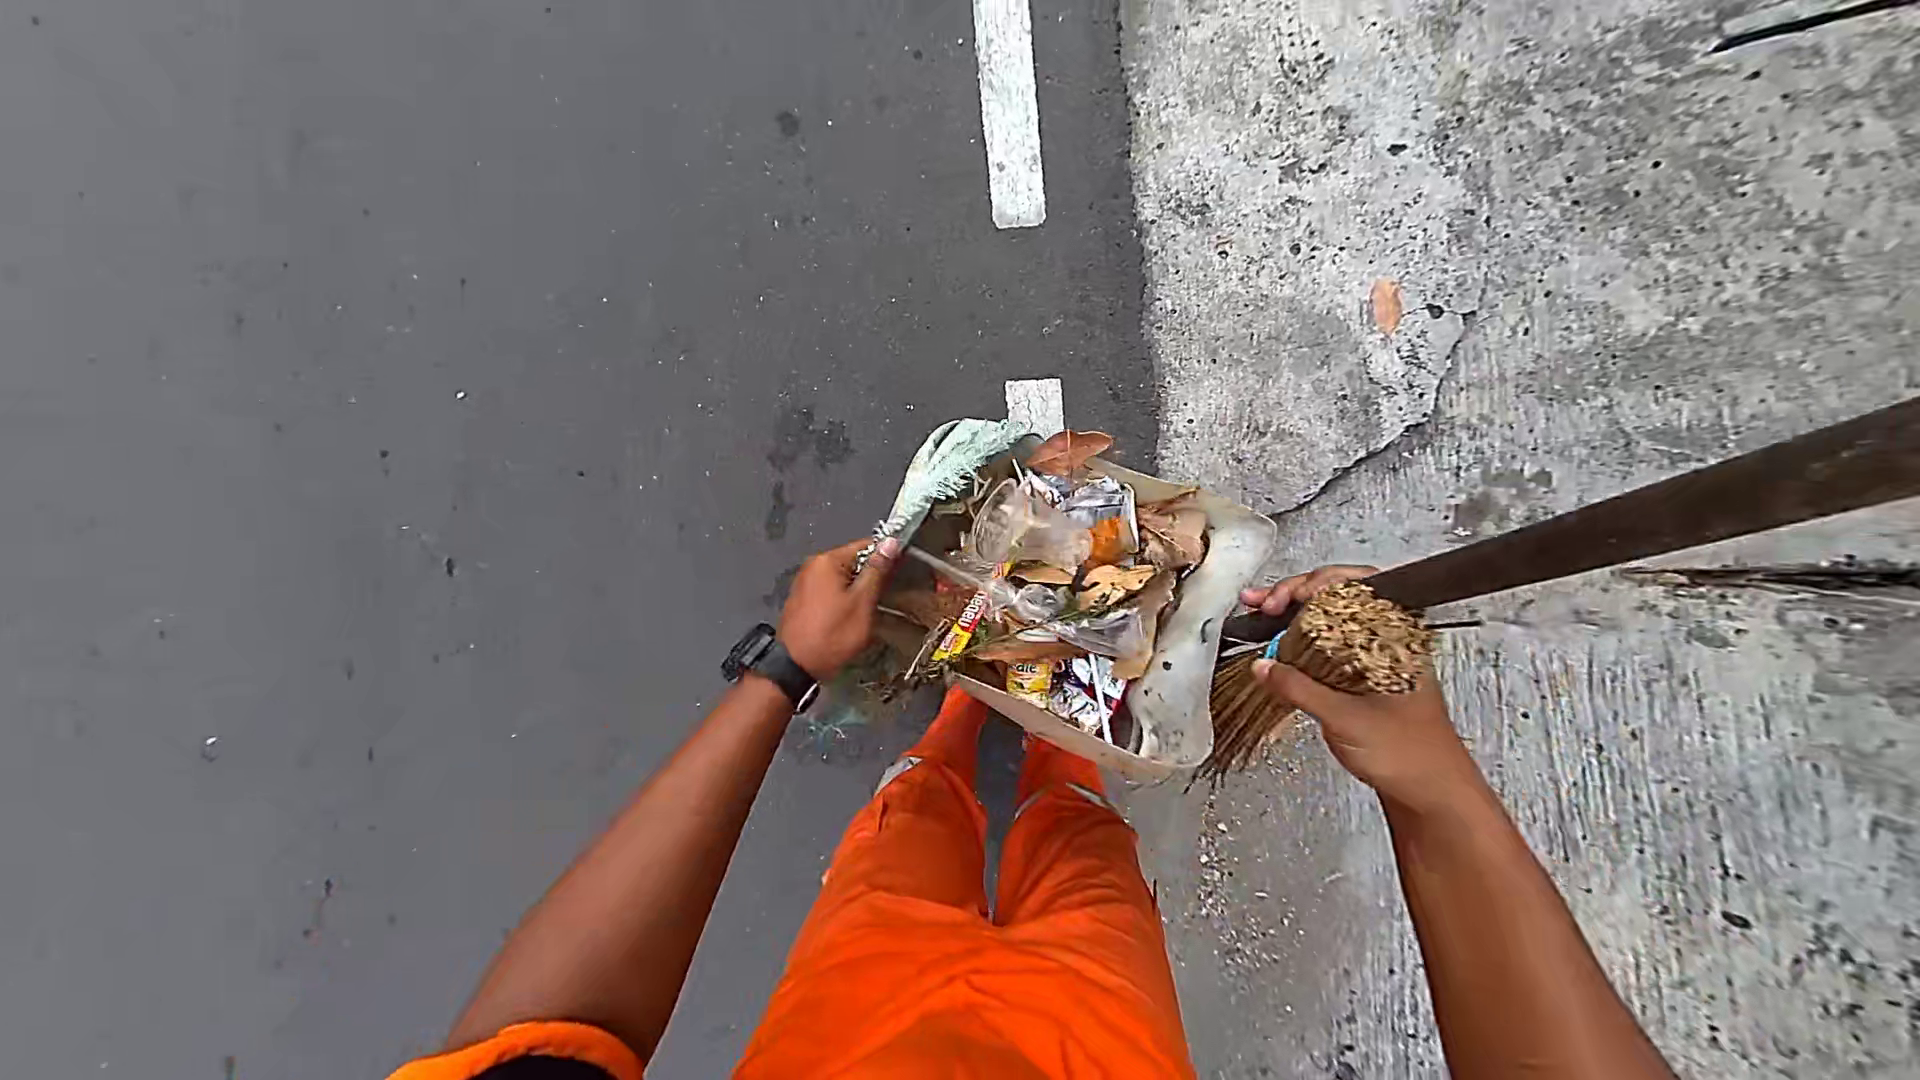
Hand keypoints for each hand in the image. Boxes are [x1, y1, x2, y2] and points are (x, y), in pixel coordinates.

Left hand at [776, 537, 900, 678]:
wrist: (795, 667)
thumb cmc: (832, 635)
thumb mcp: (862, 602)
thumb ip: (877, 570)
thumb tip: (891, 542)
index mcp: (827, 561)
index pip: (865, 545)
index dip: (886, 557)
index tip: (902, 571)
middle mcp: (813, 566)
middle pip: (853, 561)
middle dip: (872, 576)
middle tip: (889, 595)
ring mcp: (805, 583)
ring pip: (843, 578)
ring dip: (859, 590)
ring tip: (873, 608)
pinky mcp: (803, 599)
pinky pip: (831, 590)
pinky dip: (845, 598)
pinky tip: (852, 615)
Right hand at [1241, 567, 1483, 812]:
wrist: (1428, 790)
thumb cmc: (1409, 753)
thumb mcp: (1347, 719)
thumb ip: (1300, 689)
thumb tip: (1263, 666)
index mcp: (1396, 637)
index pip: (1357, 585)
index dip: (1317, 582)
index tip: (1285, 599)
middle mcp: (1384, 636)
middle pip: (1335, 593)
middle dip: (1293, 591)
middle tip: (1262, 603)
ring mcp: (1369, 651)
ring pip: (1325, 614)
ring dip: (1289, 609)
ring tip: (1257, 609)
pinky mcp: (1354, 669)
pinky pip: (1322, 639)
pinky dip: (1294, 633)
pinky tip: (1272, 637)